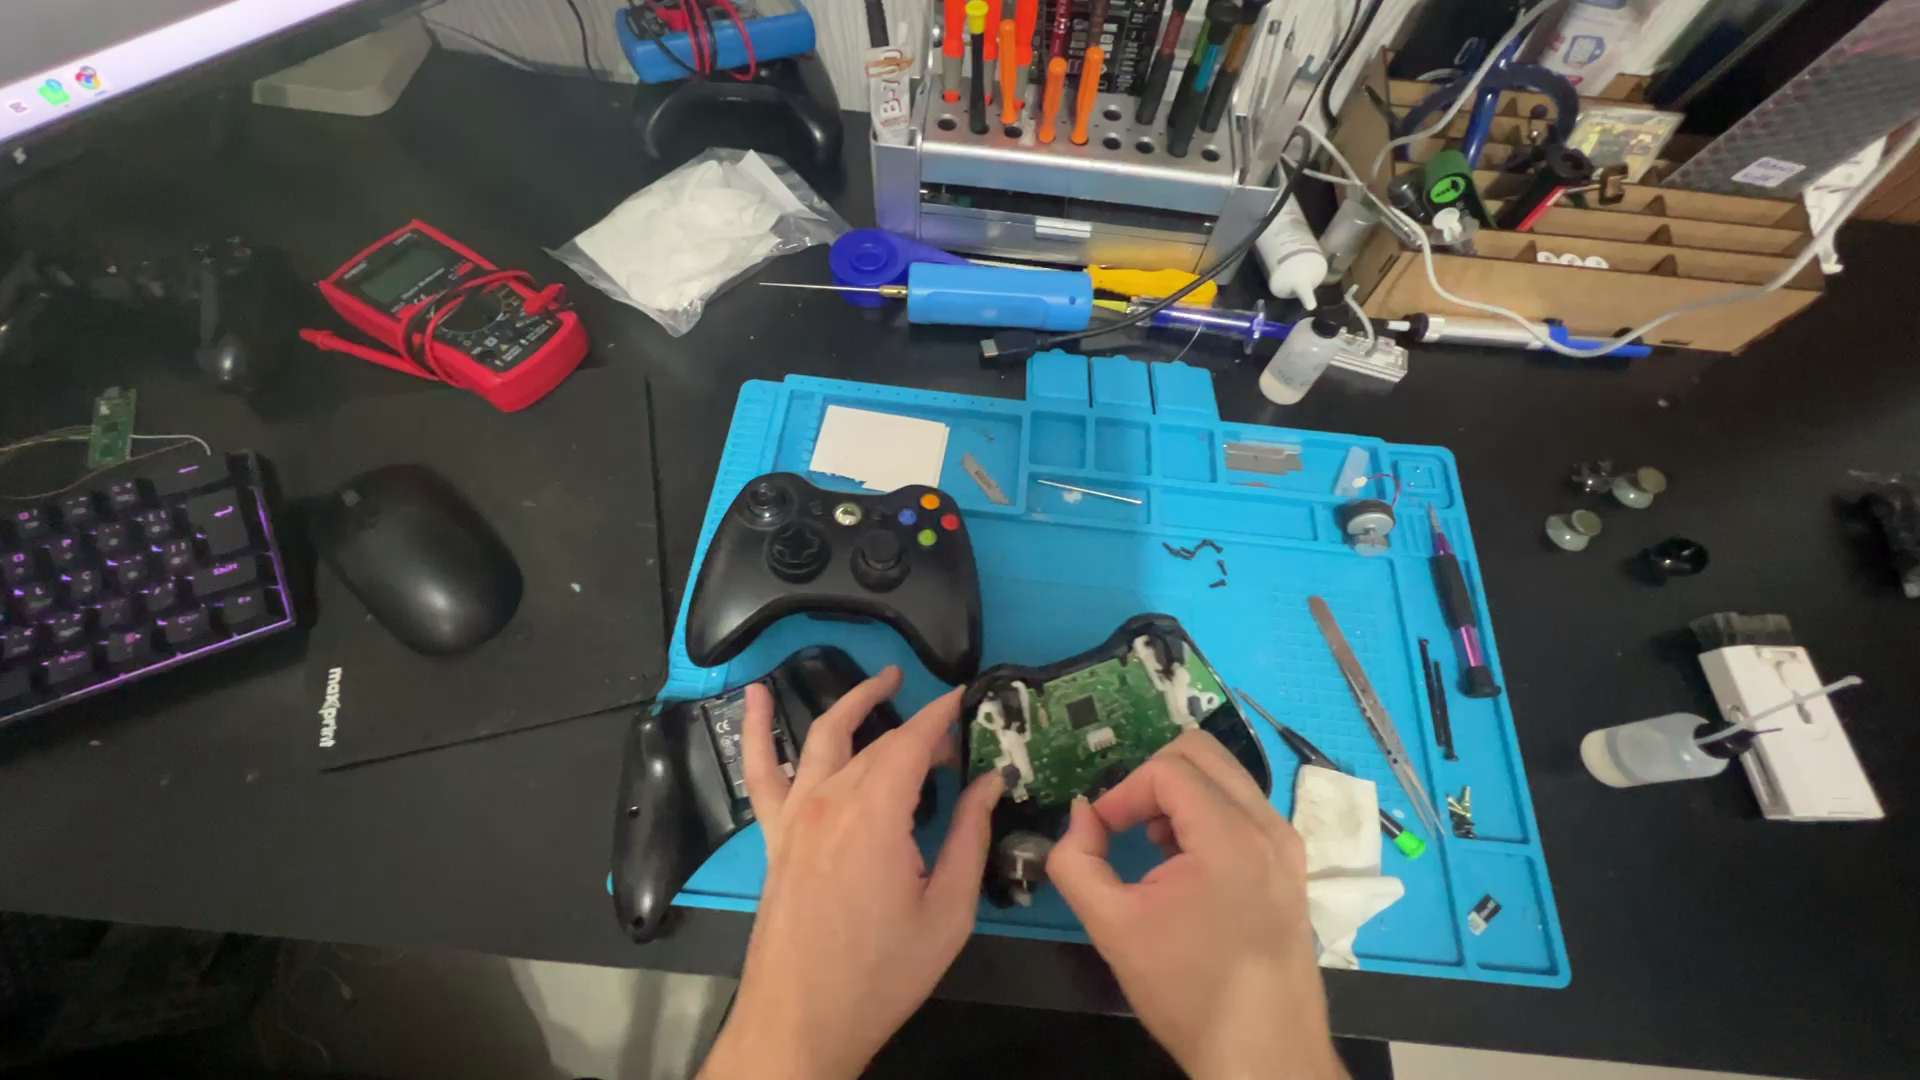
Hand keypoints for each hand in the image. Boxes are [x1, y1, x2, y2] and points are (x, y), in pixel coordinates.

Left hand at [699, 666, 1002, 1079]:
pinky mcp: (774, 832)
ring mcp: (795, 813)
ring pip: (827, 737)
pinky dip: (758, 728)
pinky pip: (760, 771)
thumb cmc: (881, 974)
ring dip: (858, 701)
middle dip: (922, 730)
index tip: (968, 698)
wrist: (800, 1023)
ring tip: (887, 679)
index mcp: (876, 815)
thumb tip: (989, 781)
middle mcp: (831, 799)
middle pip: (881, 742)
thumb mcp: (947, 912)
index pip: (914, 740)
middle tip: (956, 742)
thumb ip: (970, 837)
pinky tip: (760, 696)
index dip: (943, 714)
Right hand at [1047, 731, 1341, 1079]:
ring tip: (1153, 841)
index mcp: (1230, 836)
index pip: (1166, 769)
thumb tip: (1082, 815)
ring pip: (1223, 774)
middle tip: (1126, 820)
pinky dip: (1205, 810)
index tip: (1101, 831)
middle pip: (1200, 751)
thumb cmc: (1187, 990)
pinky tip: (1183, 859)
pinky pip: (1241, 804)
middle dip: (1151, 775)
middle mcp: (1267, 825)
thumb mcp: (1111, 925)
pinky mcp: (1289, 863)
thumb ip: (1076, 859)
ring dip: (1179, 792)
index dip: (1123, 792)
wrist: (1264, 1057)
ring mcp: (1285, 843)